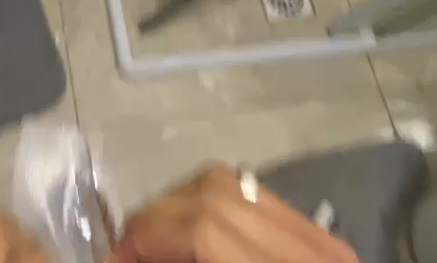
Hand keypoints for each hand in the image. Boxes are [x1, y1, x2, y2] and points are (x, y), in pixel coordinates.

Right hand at [113, 165, 357, 262]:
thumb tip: (120, 259)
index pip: (204, 230)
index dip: (149, 235)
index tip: (114, 257)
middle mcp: (311, 253)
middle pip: (213, 193)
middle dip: (157, 215)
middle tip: (127, 248)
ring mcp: (320, 239)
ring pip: (231, 182)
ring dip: (180, 202)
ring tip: (157, 238)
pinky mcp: (322, 239)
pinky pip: (252, 195)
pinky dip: (211, 204)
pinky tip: (194, 232)